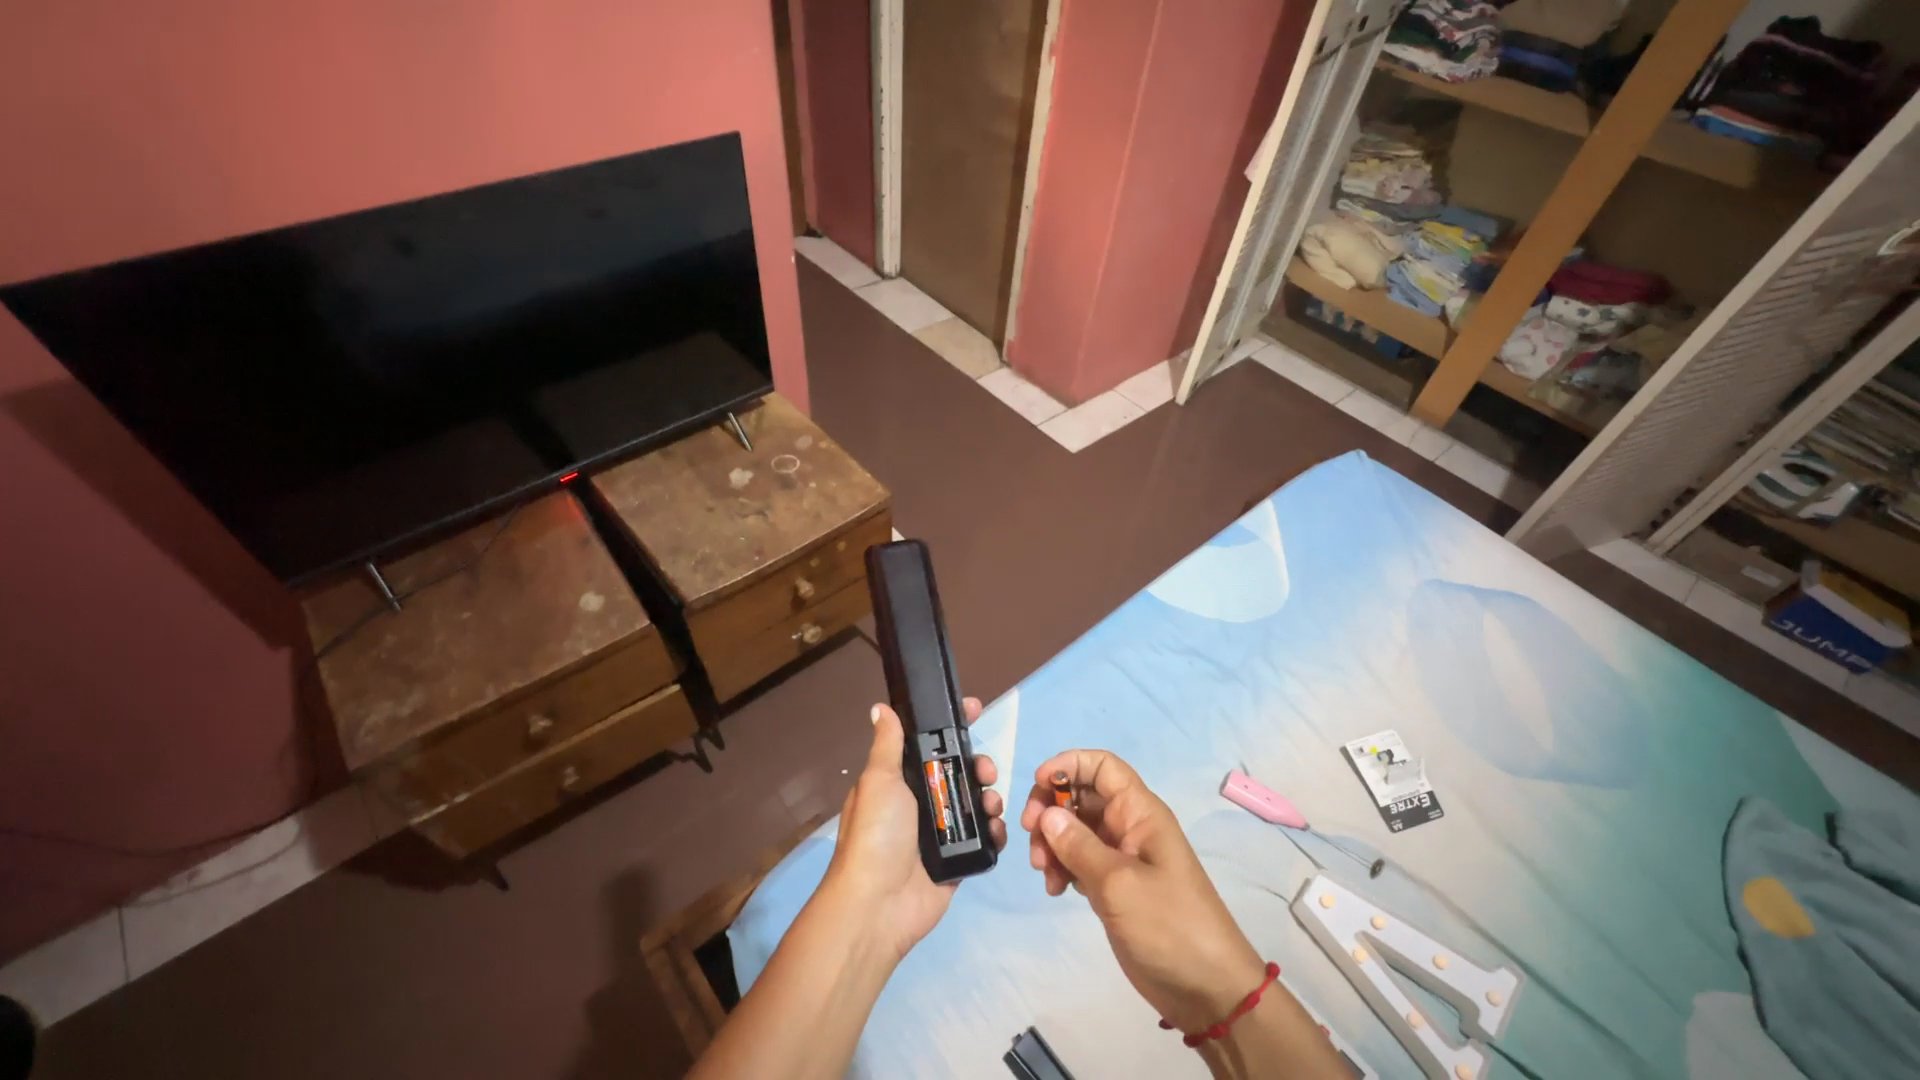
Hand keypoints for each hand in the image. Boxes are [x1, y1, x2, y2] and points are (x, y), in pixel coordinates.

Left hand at [824, 699, 1005, 960]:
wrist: (878, 904)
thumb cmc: (876, 834)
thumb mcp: (879, 781)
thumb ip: (888, 744)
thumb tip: (880, 707)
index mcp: (899, 781)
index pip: (929, 745)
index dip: (952, 726)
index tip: (974, 709)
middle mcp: (921, 803)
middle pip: (960, 772)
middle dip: (978, 765)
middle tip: (985, 770)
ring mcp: (940, 833)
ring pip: (976, 802)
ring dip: (990, 796)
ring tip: (991, 803)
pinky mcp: (958, 860)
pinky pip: (984, 838)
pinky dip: (995, 830)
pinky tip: (996, 828)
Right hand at [1021, 750, 1265, 1032]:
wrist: (1207, 987)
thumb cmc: (1169, 925)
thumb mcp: (1118, 883)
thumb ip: (1078, 845)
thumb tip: (1047, 814)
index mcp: (1139, 812)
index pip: (1102, 766)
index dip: (1068, 764)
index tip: (1037, 785)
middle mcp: (1129, 826)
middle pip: (1080, 795)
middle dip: (1050, 809)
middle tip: (1031, 836)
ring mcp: (1121, 857)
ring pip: (1075, 829)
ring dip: (1052, 842)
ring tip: (1044, 873)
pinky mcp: (1113, 886)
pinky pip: (1078, 860)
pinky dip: (1062, 868)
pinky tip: (1055, 890)